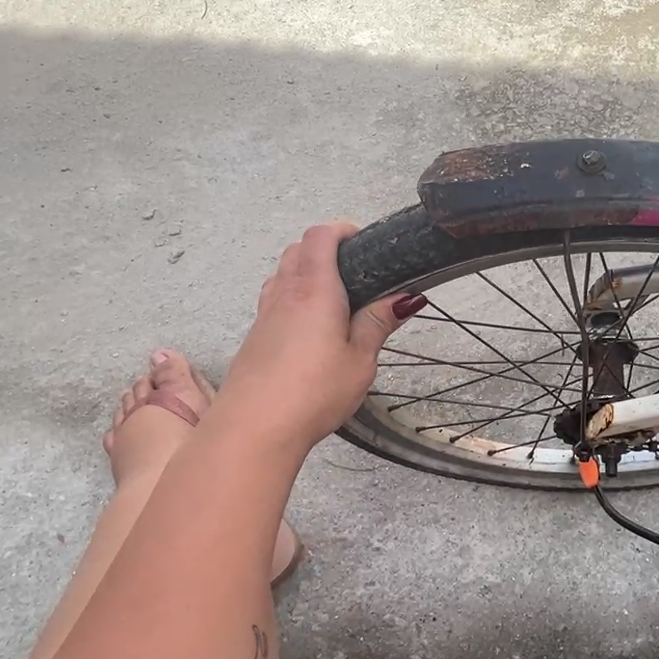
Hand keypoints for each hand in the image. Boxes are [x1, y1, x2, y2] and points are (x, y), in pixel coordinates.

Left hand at [214, 223, 422, 455]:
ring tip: (336, 295)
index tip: (364, 240)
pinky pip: (274, 299)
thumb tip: (405, 297)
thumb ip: (378, 323)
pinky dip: (293, 295)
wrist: (253, 429)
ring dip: (306, 270)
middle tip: (357, 269)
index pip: (320, 236)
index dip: (342, 229)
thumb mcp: (361, 360)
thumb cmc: (312, 393)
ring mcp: (265, 315)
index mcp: (315, 290)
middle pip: (298, 249)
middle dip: (326, 248)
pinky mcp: (256, 337)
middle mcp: (285, 293)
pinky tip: (311, 325)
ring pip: (283, 273)